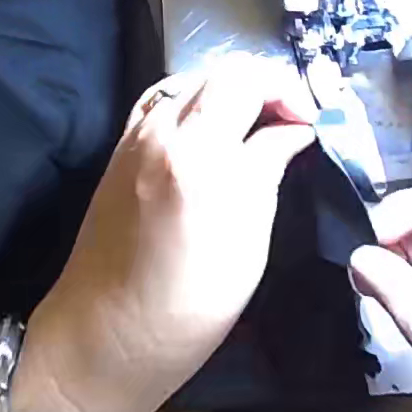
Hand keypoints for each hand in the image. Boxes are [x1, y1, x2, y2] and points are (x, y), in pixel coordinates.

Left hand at [9, 60, 315, 411]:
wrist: (101, 339)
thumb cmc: (188, 308)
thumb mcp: (248, 243)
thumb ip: (269, 170)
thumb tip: (296, 132)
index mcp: (198, 157)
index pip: (252, 86)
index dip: (290, 94)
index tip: (309, 123)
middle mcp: (163, 132)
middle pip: (225, 72)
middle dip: (267, 84)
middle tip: (291, 117)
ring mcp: (137, 135)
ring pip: (196, 77)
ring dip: (235, 87)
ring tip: (259, 119)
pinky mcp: (122, 146)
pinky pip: (166, 96)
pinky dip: (198, 96)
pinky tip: (213, 121)